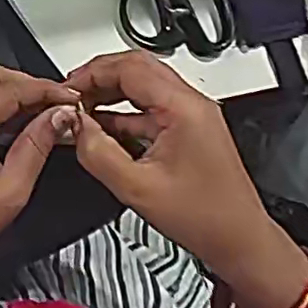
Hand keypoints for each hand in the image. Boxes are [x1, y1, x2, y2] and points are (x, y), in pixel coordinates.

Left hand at [0, 65, 82, 273]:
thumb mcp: (11, 189)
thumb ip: (37, 146)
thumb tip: (60, 116)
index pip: (10, 90)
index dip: (46, 90)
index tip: (72, 98)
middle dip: (35, 85)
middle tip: (64, 101)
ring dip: (24, 93)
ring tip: (53, 109)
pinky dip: (12, 105)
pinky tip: (33, 119)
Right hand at [64, 52, 295, 280]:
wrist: (238, 240)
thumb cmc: (206, 217)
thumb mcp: (137, 188)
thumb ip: (98, 153)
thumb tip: (74, 127)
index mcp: (183, 109)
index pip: (130, 68)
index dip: (92, 74)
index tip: (69, 90)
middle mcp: (192, 104)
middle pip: (137, 68)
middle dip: (99, 77)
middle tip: (72, 95)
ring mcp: (192, 115)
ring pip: (143, 86)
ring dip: (110, 93)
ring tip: (82, 110)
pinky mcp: (189, 128)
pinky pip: (150, 107)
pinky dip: (123, 112)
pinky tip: (103, 128)